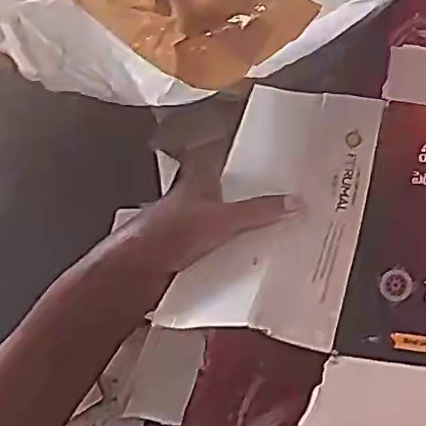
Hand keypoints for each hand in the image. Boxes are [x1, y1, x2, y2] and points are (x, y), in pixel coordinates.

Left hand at [98, 144, 298, 276]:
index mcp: (198, 180)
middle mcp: (194, 200)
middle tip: (286, 194)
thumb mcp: (222, 219)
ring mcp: (192, 226)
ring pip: (228, 218)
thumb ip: (259, 211)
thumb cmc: (164, 235)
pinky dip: (241, 247)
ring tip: (280, 225)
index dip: (240, 150)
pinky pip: (225, 244)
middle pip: (230, 191)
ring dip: (249, 224)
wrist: (131, 275)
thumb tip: (295, 202)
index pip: (220, 155)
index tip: (266, 150)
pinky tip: (258, 253)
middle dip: (255, 194)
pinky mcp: (192, 250)